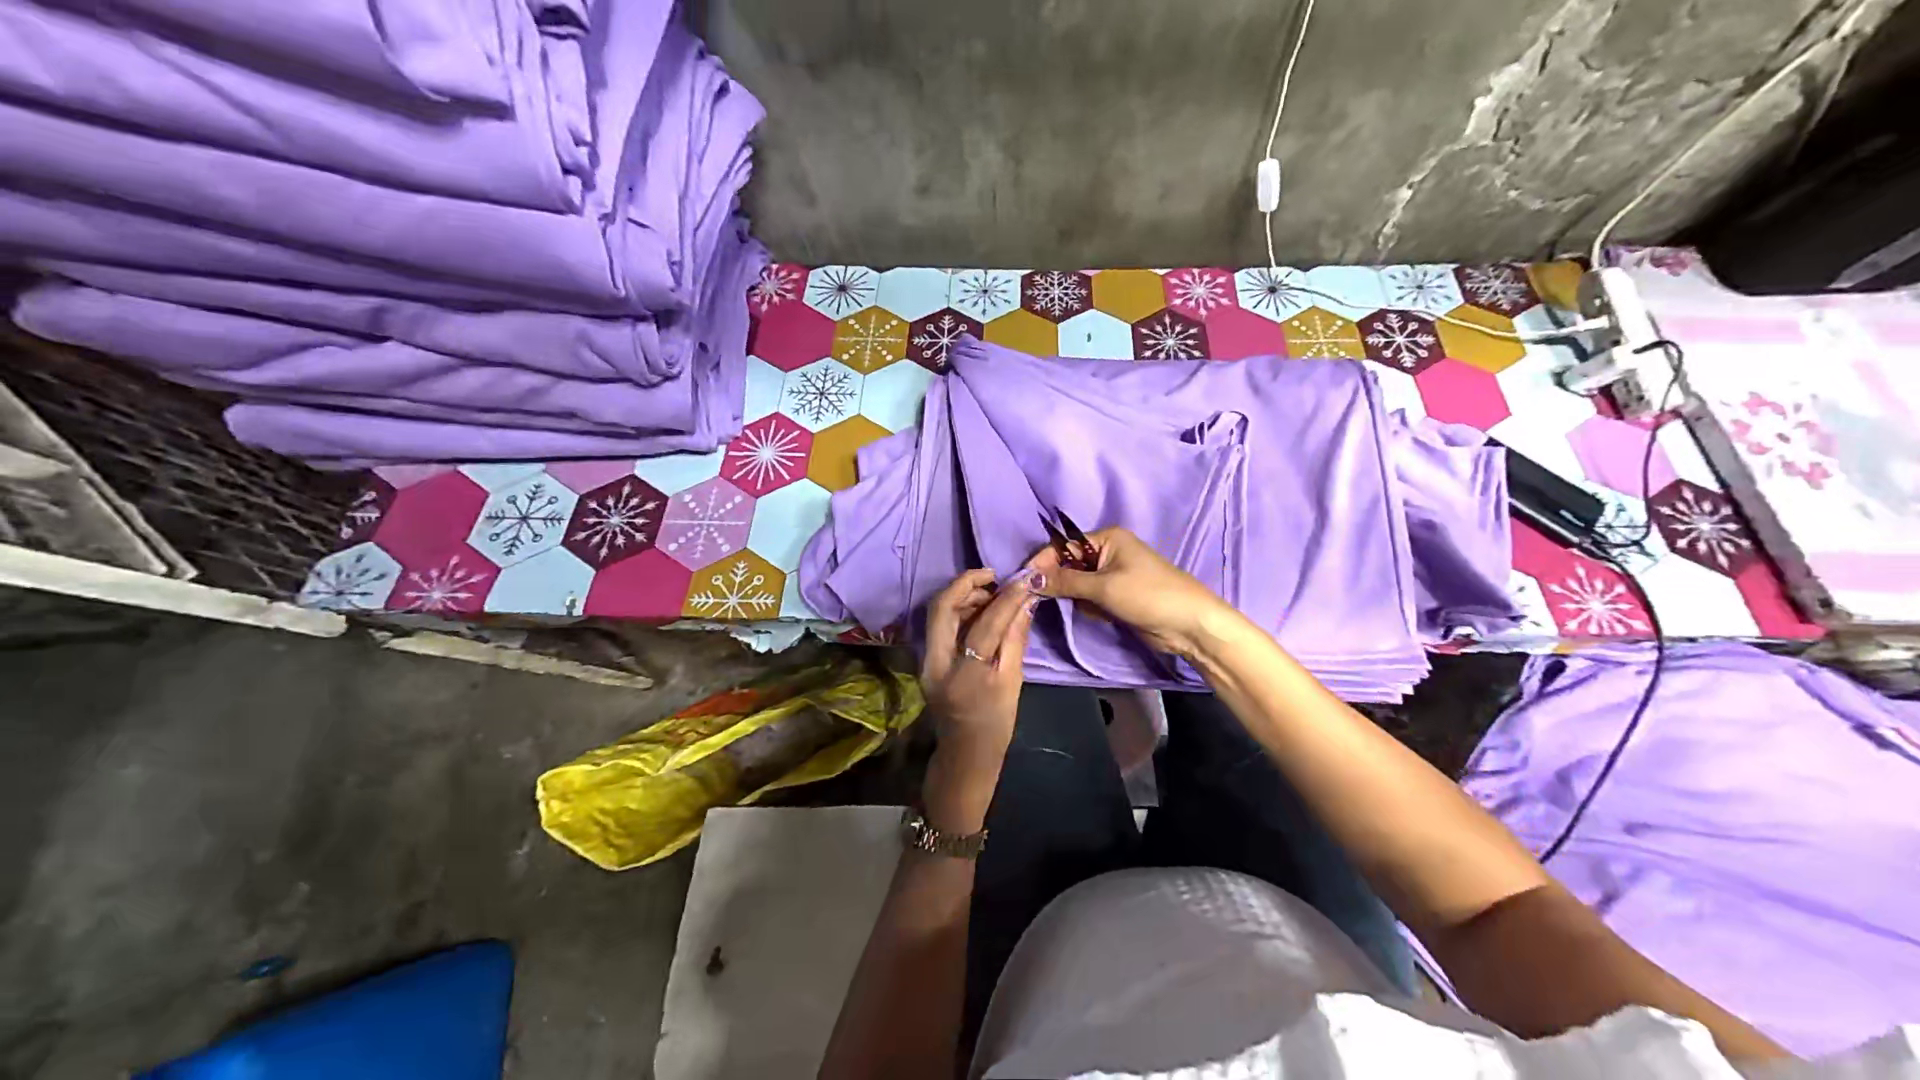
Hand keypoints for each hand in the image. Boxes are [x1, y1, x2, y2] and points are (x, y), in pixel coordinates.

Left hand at [918, 569, 1038, 823]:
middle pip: (942, 608)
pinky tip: (979, 609)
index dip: (1006, 600)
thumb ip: (1015, 639)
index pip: (985, 626)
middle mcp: (936, 664)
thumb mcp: (1012, 682)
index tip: (1024, 581)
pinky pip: (940, 624)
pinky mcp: (926, 660)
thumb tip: (1025, 601)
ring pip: (937, 613)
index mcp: (964, 675)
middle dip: (965, 584)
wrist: (965, 754)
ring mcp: (925, 661)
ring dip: (962, 595)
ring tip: (991, 592)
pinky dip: (958, 610)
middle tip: (993, 576)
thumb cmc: (995, 724)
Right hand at [1027, 527, 1237, 658]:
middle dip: (1058, 581)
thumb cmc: (1148, 595)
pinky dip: (1090, 607)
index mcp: (1107, 538)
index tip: (1023, 581)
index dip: (1043, 562)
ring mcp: (1113, 574)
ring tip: (1088, 607)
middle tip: (1041, 599)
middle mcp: (1108, 552)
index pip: (1063, 545)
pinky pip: (1090, 598)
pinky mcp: (1117, 596)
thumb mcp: (1103, 587)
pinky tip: (1100, 615)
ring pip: (1077, 584)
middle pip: (1068, 564)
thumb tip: (1030, 579)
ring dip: (1076, 597)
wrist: (1190, 625)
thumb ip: (1065, 582)